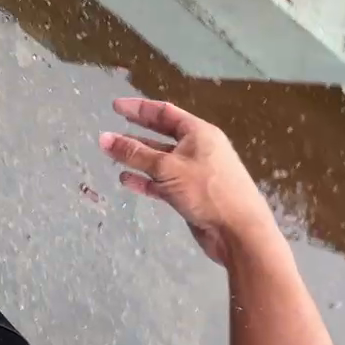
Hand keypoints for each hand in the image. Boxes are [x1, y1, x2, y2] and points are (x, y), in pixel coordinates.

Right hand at [98, 98, 276, 266]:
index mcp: (199, 134)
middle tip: (112, 130)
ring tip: (112, 156)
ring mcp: (197, 174)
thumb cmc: (207, 191)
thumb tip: (103, 138)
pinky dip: (146, 180)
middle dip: (136, 133)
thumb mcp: (166, 168)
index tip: (115, 107)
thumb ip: (133, 153)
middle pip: (162, 135)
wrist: (242, 237)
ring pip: (161, 160)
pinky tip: (127, 180)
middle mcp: (199, 150)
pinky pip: (164, 182)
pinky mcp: (193, 195)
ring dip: (137, 158)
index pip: (164, 112)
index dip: (139, 107)